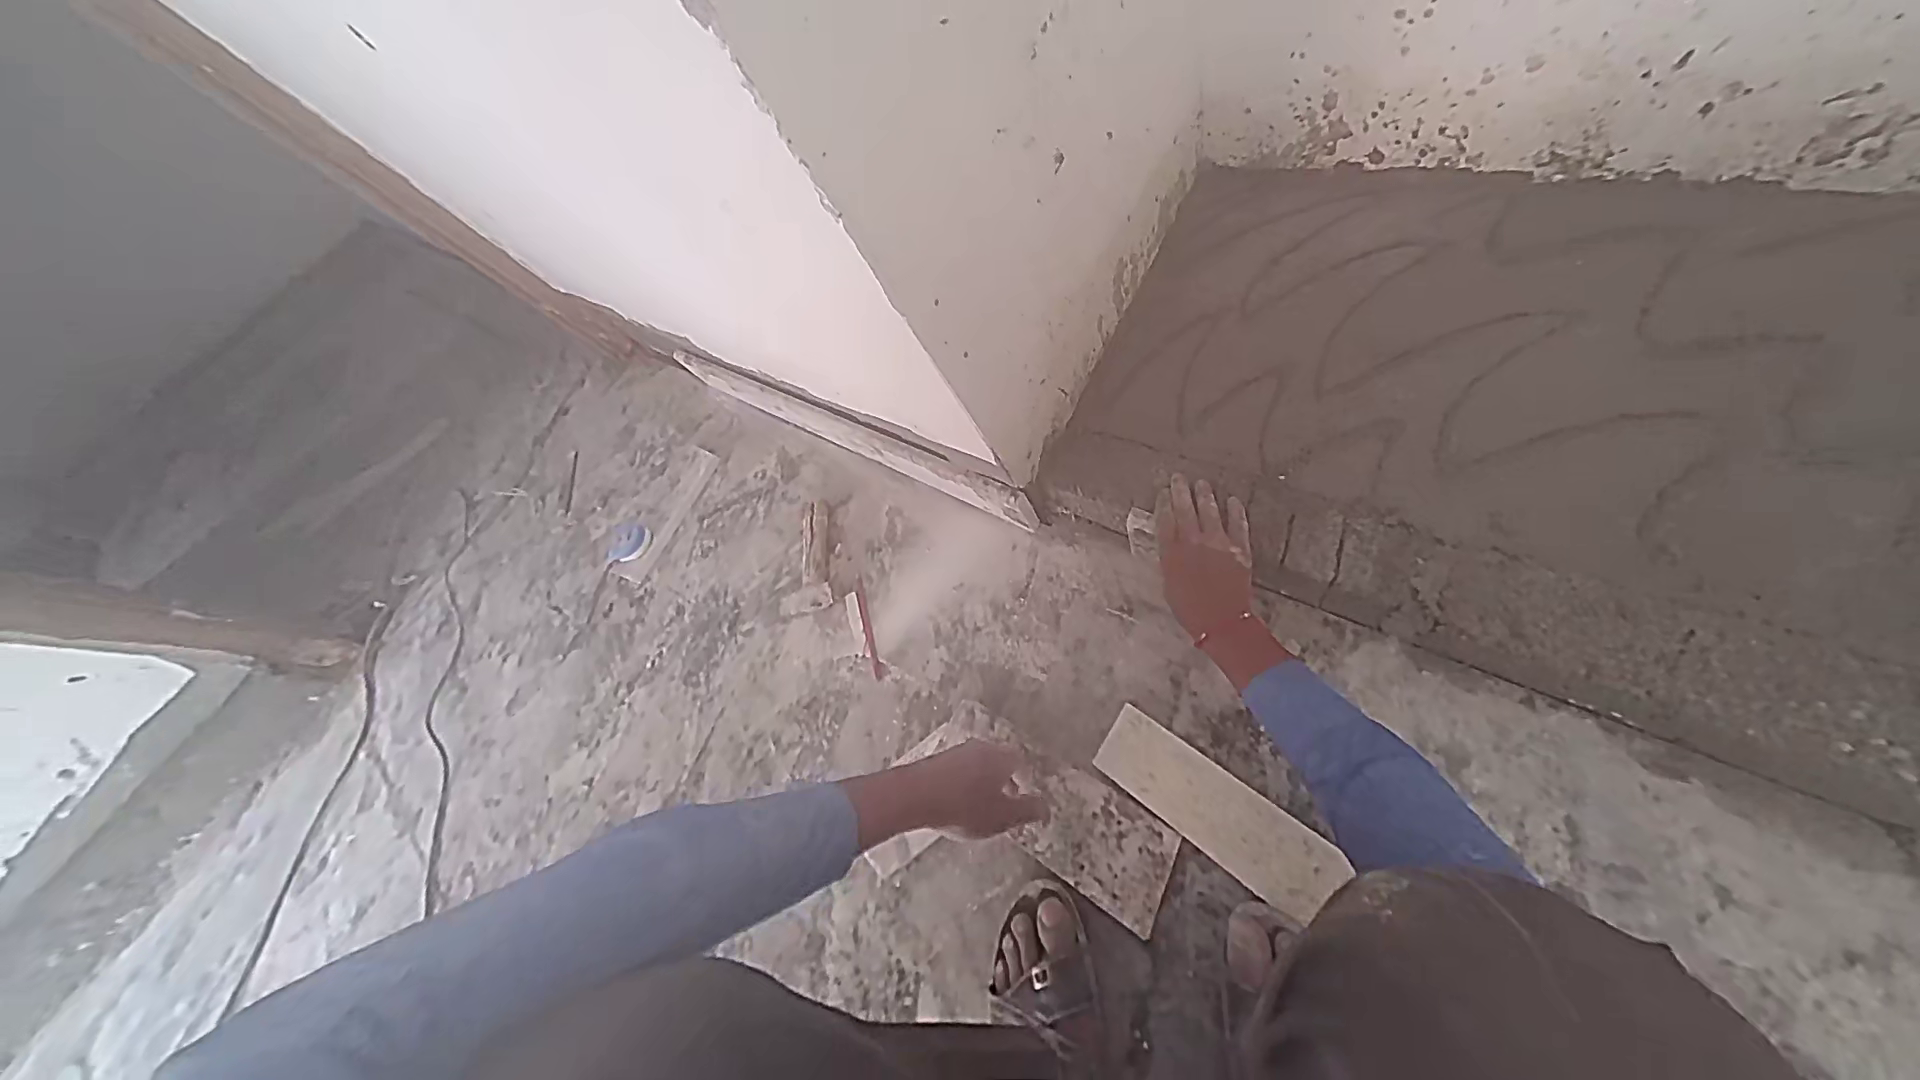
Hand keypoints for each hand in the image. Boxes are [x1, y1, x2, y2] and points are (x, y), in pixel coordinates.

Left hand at [910, 740, 1047, 837]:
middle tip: (1004, 805)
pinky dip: (964, 783)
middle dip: (1004, 782)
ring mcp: (958, 751)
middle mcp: (982, 747)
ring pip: (979, 765)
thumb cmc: (965, 806)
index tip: (1023, 800)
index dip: (1025, 782)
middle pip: (1000, 761)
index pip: (1021, 763)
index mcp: (1001, 757)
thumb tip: (1046, 808)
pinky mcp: (938, 759)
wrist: (915, 795)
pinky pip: (960, 770)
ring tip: (980, 807)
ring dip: (983, 783)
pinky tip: (957, 803)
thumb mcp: (1002, 817)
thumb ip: (1027, 811)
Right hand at [1155, 474, 1253, 640]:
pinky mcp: (1239, 548)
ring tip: (1202, 484)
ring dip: (1205, 496)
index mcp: (1172, 552)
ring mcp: (1218, 543)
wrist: (1221, 621)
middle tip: (1178, 477)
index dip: (1164, 504)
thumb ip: (1170, 561)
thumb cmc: (1189, 609)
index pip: (1165, 520)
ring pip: (1210, 512)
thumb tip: (1170, 546)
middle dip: (1180, 492)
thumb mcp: (1169, 584)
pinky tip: (1232, 500)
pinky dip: (1235, 511)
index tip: (1163, 492)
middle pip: (1185, 510)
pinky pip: (1238, 523)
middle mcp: (1193, 542)